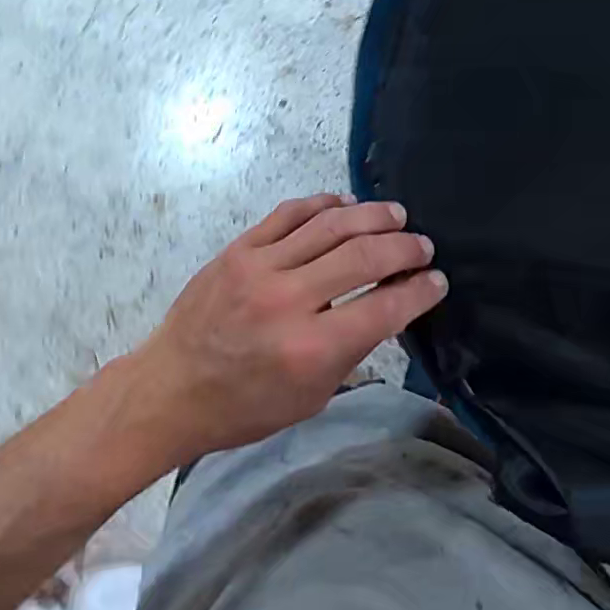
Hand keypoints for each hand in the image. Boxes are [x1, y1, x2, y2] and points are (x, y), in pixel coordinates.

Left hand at [112, 193, 446, 466]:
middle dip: (404, 247)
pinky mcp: (238, 249)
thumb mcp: (311, 396)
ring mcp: (259, 267)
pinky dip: (321, 204)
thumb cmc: (244, 406)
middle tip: (423, 245)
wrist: (171, 387)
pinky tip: (344, 204)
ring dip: (371, 215)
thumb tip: (388, 306)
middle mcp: (289, 299)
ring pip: (329, 225)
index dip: (421, 290)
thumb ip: (352, 349)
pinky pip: (288, 214)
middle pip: (363, 256)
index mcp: (311, 348)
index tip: (437, 280)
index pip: (385, 307)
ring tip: (396, 215)